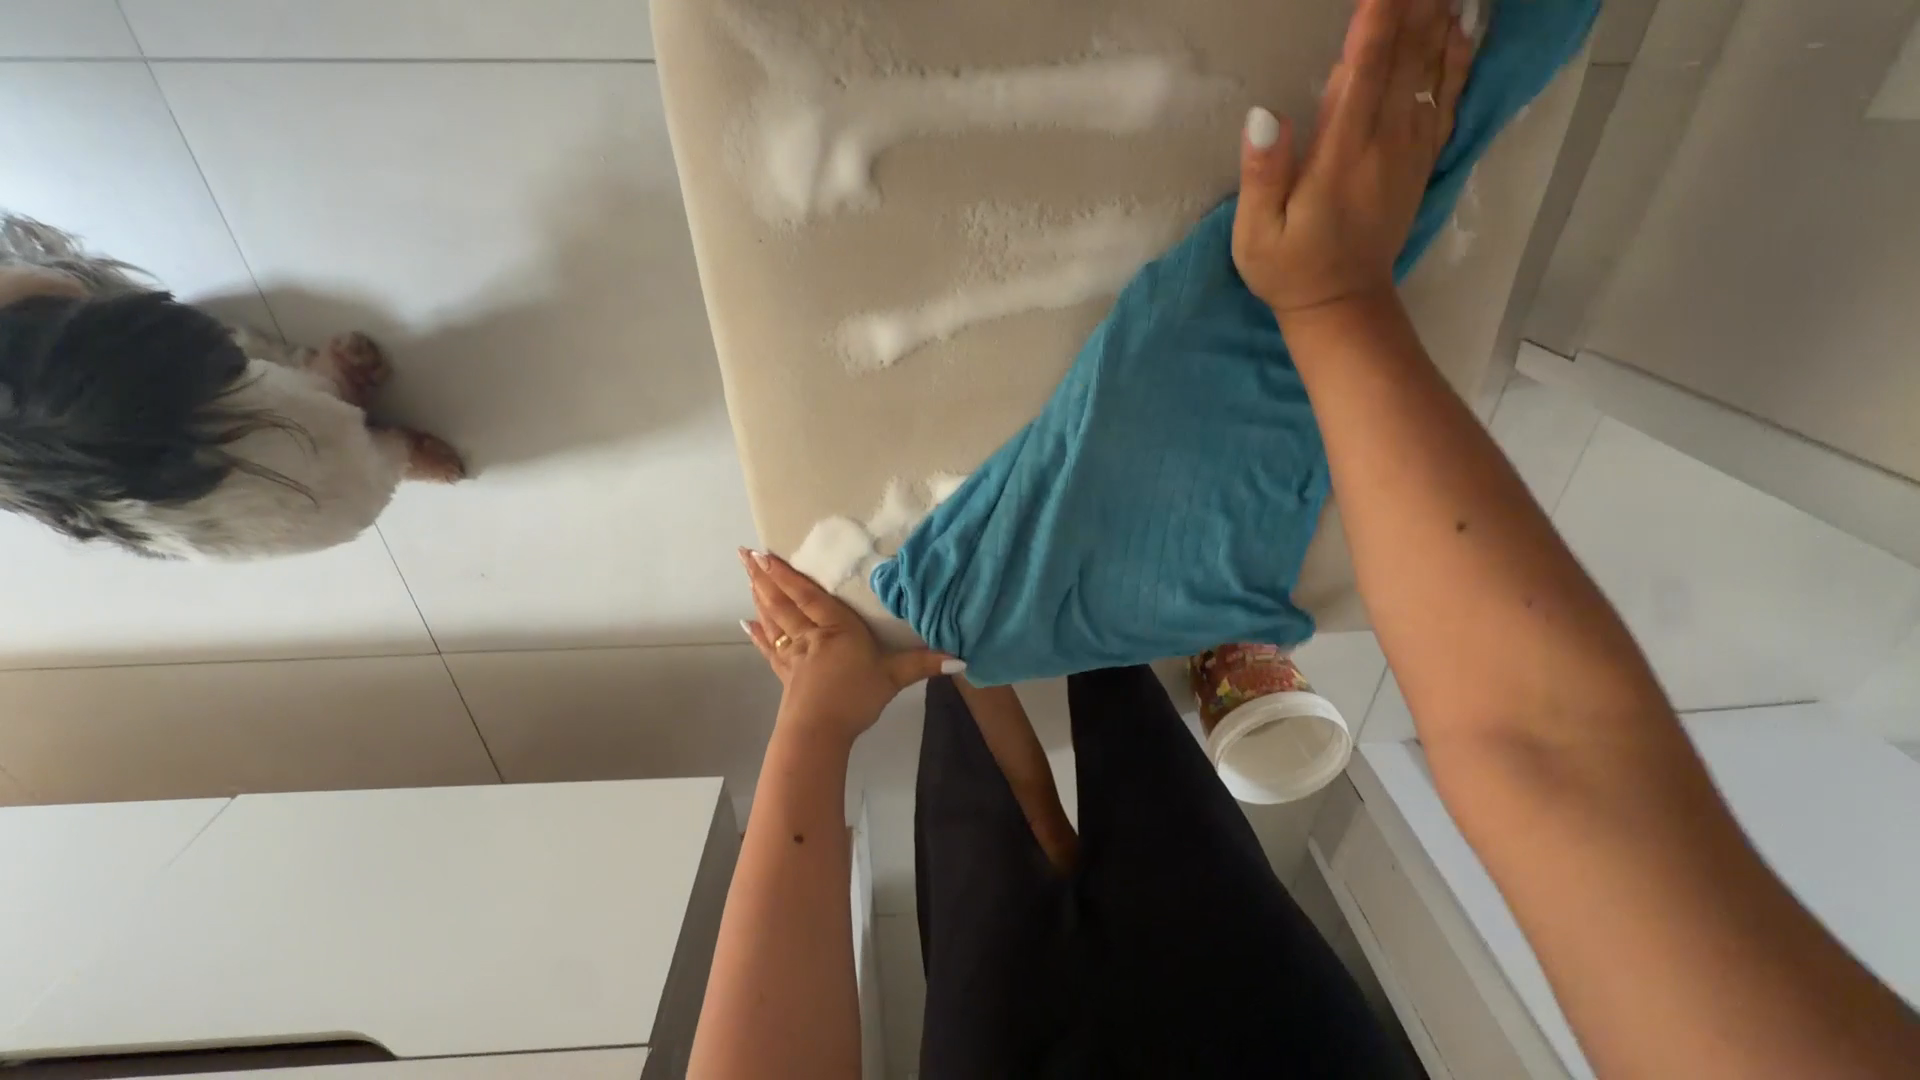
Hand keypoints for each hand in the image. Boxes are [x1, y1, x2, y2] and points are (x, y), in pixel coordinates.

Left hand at [739, 548, 963, 744]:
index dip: (786, 574)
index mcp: (836, 628)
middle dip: (764, 577)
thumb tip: (960, 659)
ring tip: (747, 575)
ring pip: (773, 619)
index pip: (808, 595)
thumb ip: (923, 664)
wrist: (818, 733)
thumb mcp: (893, 678)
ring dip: (759, 596)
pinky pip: (769, 648)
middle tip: (744, 554)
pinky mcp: (785, 675)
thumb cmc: (854, 699)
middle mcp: (810, 635)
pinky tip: (746, 623)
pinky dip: (758, 634)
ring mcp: (793, 655)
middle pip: (783, 601)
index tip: (765, 553)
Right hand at [1232, 0, 1473, 317]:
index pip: (1363, 70)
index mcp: (1339, 157)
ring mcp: (1409, 151)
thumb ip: (1263, 175)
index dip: (1375, 18)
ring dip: (1435, 20)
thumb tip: (1266, 113)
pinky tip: (1461, 26)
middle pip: (1405, 57)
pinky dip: (1457, 58)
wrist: (1342, 306)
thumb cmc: (1288, 269)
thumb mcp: (1255, 234)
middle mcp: (1383, 144)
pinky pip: (1448, 98)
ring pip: (1431, 69)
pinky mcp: (1421, 161)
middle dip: (1411, 6)